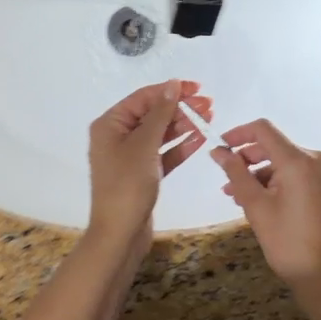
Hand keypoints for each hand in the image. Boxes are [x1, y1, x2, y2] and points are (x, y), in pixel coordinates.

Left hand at [88, 79, 211, 238]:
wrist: (119, 234)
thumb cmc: (127, 185)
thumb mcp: (144, 145)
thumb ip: (160, 113)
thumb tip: (172, 85)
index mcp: (110, 124)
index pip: (143, 98)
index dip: (170, 91)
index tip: (197, 88)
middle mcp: (117, 136)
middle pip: (153, 114)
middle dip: (180, 108)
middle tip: (209, 105)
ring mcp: (130, 156)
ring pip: (160, 133)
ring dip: (183, 125)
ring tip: (210, 118)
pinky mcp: (143, 173)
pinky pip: (163, 153)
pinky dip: (180, 146)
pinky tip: (201, 139)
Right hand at [210, 119, 320, 295]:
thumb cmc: (287, 243)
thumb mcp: (256, 207)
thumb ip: (236, 173)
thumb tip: (218, 151)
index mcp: (299, 161)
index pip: (263, 130)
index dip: (239, 134)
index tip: (220, 148)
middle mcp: (317, 158)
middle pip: (275, 146)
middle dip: (248, 159)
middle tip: (226, 180)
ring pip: (286, 162)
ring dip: (261, 173)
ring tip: (238, 195)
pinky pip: (299, 173)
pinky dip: (279, 181)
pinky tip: (261, 199)